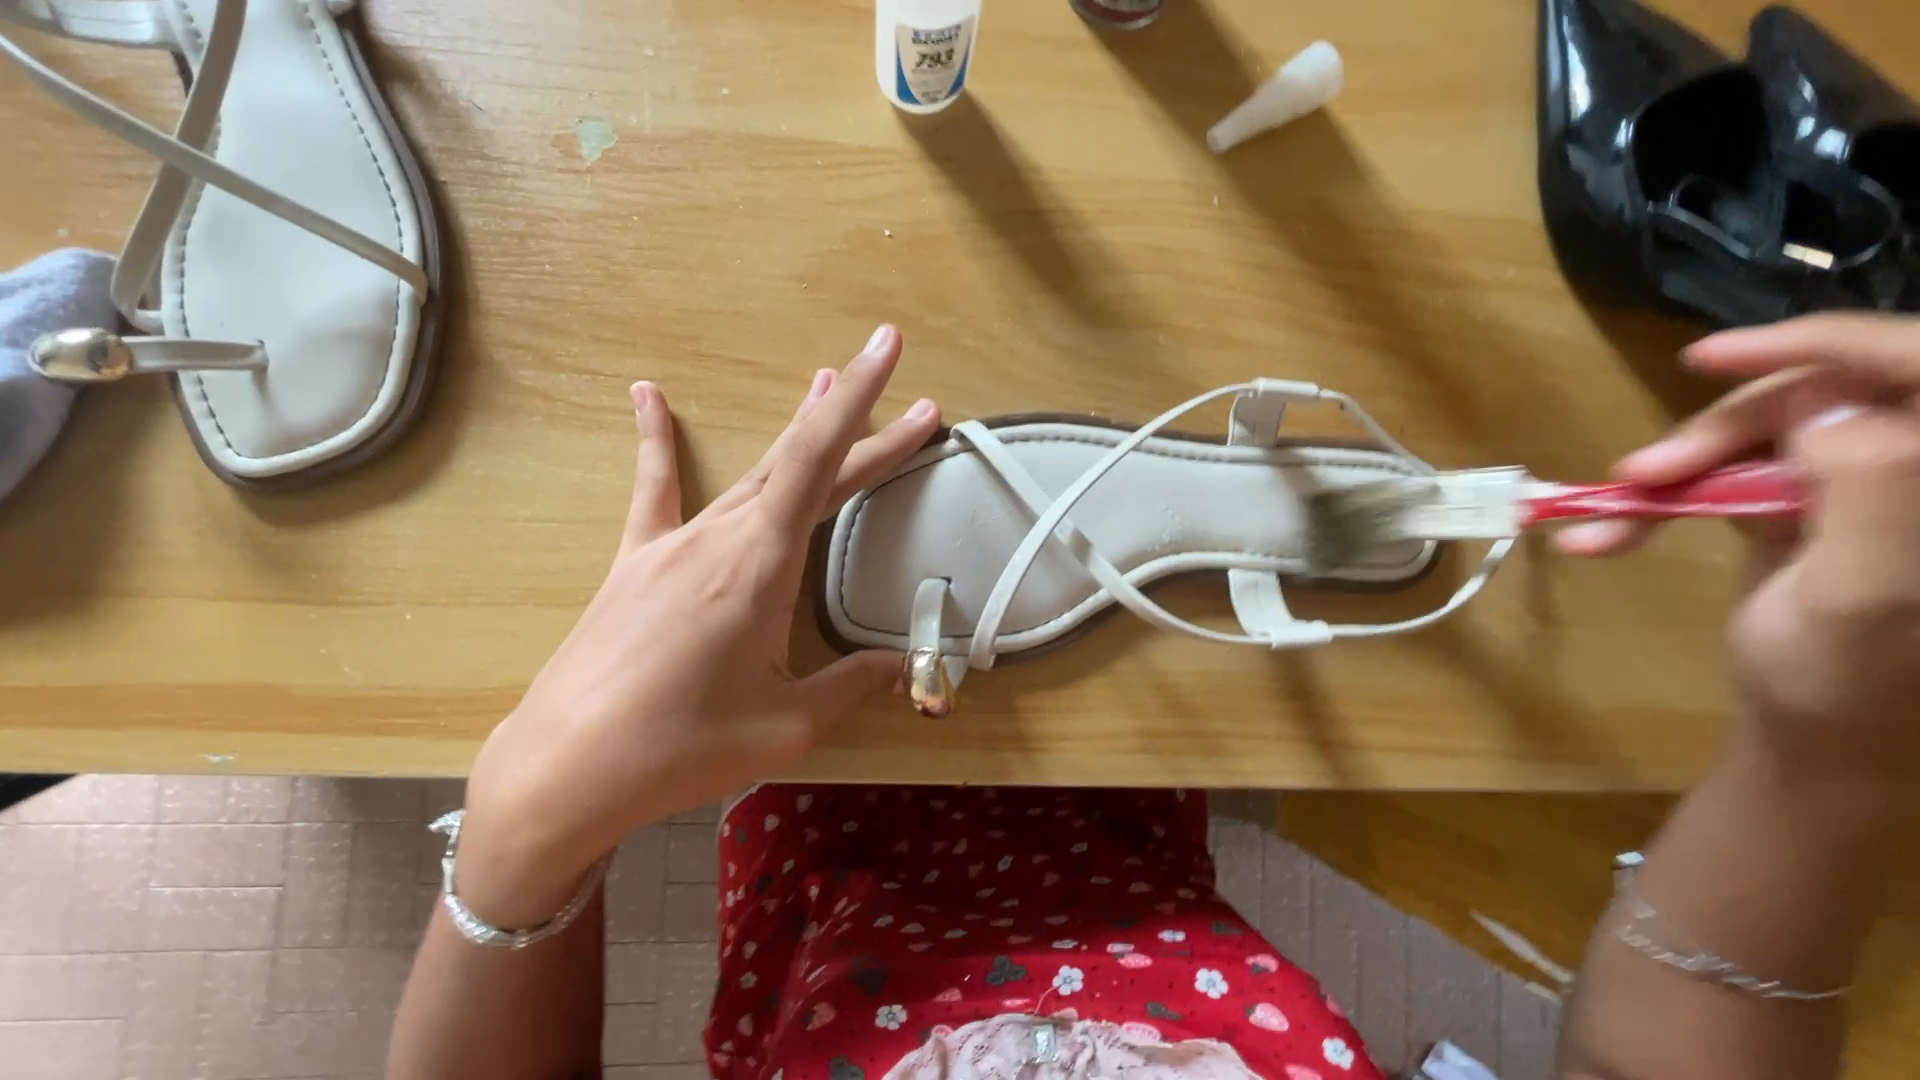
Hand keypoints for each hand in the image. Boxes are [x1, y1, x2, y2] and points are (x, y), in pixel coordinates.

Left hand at [454, 325, 940, 922]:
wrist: (567, 768)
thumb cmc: (683, 748)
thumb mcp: (787, 723)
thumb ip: (853, 685)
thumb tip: (909, 670)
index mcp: (763, 564)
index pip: (824, 461)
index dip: (865, 403)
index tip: (891, 351)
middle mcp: (721, 536)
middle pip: (801, 462)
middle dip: (857, 421)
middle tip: (903, 389)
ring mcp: (673, 543)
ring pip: (750, 472)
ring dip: (795, 432)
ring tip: (826, 384)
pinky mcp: (636, 561)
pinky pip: (655, 490)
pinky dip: (655, 440)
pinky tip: (647, 395)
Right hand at [1556, 313, 1919, 781]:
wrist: (1812, 739)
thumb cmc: (1843, 680)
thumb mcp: (1862, 595)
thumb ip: (1873, 491)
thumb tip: (1827, 404)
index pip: (1915, 366)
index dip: (1819, 344)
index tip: (1705, 359)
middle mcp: (1911, 465)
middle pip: (1814, 399)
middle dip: (1716, 433)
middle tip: (1638, 474)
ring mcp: (1854, 483)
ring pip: (1755, 436)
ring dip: (1673, 472)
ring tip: (1610, 515)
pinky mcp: (1798, 504)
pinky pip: (1722, 477)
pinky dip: (1659, 503)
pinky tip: (1607, 535)